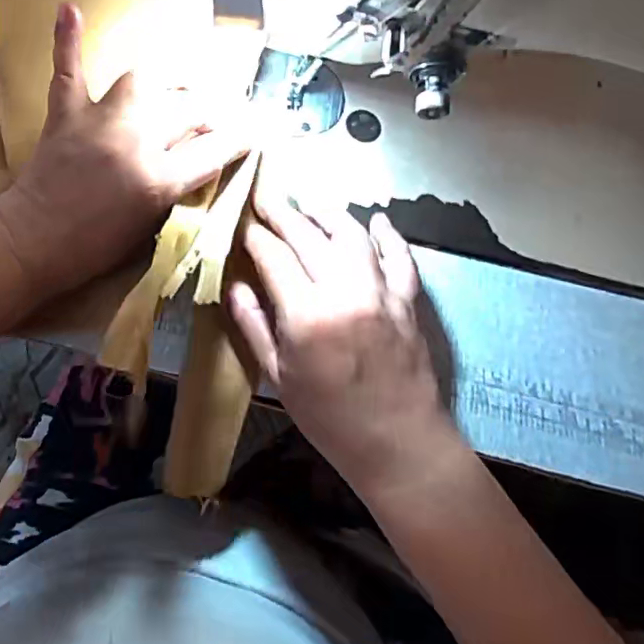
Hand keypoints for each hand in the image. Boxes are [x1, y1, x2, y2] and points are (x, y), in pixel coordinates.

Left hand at [0, 3, 247, 300]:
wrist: (32, 243)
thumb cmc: (92, 247)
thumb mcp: (149, 224)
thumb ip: (176, 186)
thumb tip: (195, 155)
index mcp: (161, 178)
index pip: (217, 149)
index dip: (241, 138)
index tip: (255, 130)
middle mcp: (137, 142)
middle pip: (188, 110)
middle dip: (207, 113)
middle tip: (209, 120)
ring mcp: (100, 122)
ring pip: (142, 83)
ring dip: (159, 89)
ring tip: (164, 96)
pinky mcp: (65, 114)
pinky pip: (69, 70)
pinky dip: (69, 41)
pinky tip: (70, 7)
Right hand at [228, 183, 461, 499]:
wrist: (400, 446)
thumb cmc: (329, 417)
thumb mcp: (277, 375)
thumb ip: (254, 325)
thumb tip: (235, 286)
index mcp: (307, 314)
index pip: (273, 255)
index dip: (253, 234)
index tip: (239, 221)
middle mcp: (344, 292)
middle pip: (308, 236)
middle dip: (281, 213)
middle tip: (263, 197)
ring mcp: (381, 293)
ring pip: (352, 236)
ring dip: (327, 213)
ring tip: (306, 202)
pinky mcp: (408, 301)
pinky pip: (400, 257)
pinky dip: (388, 236)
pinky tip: (376, 220)